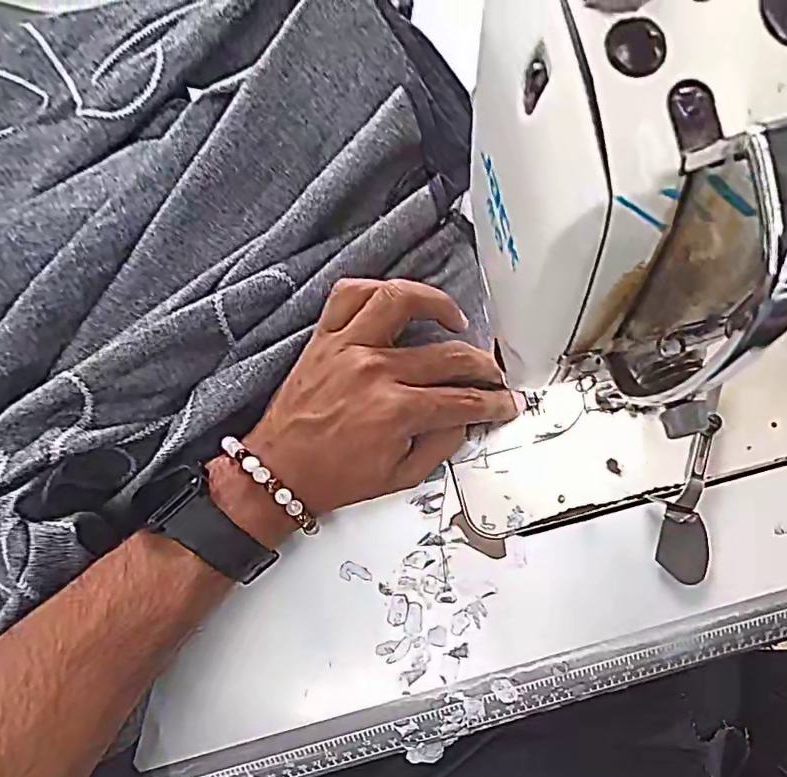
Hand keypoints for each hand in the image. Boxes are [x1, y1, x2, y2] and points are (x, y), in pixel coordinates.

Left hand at [210, 279, 517, 544]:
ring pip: (401, 301)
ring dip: (437, 303)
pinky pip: (350, 294)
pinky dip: (377, 289)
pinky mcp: (325, 339)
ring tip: (454, 319)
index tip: (504, 402)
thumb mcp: (401, 476)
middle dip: (483, 367)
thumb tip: (466, 419)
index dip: (493, 402)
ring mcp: (348, 348)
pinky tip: (395, 301)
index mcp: (395, 412)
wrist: (281, 471)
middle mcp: (374, 372)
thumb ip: (441, 445)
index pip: (463, 400)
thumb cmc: (333, 477)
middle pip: (448, 355)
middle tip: (492, 375)